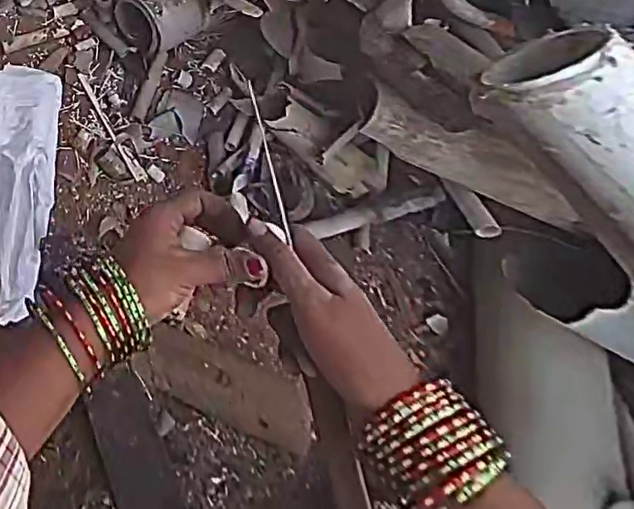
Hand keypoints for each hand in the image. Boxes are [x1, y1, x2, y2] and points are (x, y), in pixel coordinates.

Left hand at [115, 190, 246, 322]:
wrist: (108, 311)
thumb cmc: (142, 283)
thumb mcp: (187, 270)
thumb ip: (222, 263)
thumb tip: (254, 262)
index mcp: (163, 214)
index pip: (201, 199)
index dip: (225, 213)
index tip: (243, 232)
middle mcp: (158, 223)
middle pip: (200, 221)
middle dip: (223, 240)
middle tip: (240, 256)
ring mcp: (155, 244)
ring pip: (194, 244)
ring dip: (213, 259)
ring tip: (228, 278)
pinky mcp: (154, 265)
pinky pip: (184, 260)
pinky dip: (200, 272)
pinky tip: (209, 290)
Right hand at [246, 224, 421, 414]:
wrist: (387, 409)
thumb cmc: (355, 353)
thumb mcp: (309, 300)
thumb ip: (282, 261)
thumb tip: (257, 224)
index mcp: (326, 269)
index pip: (290, 236)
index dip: (264, 242)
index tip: (245, 260)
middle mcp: (326, 288)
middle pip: (282, 274)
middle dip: (262, 292)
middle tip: (248, 307)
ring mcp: (327, 317)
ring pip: (286, 309)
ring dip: (283, 331)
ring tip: (296, 350)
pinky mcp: (326, 344)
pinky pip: (295, 337)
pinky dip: (293, 351)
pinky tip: (302, 365)